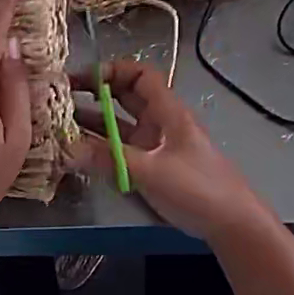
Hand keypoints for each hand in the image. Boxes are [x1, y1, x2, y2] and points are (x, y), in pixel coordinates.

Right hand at [72, 60, 271, 242]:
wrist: (231, 223)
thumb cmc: (198, 188)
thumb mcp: (151, 171)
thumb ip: (108, 159)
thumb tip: (66, 149)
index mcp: (168, 112)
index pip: (140, 75)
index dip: (112, 71)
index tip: (82, 80)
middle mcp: (160, 123)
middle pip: (126, 97)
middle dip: (96, 93)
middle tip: (62, 97)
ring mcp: (155, 145)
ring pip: (120, 124)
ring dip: (94, 121)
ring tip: (62, 121)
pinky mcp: (152, 167)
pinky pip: (121, 149)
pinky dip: (101, 147)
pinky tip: (79, 151)